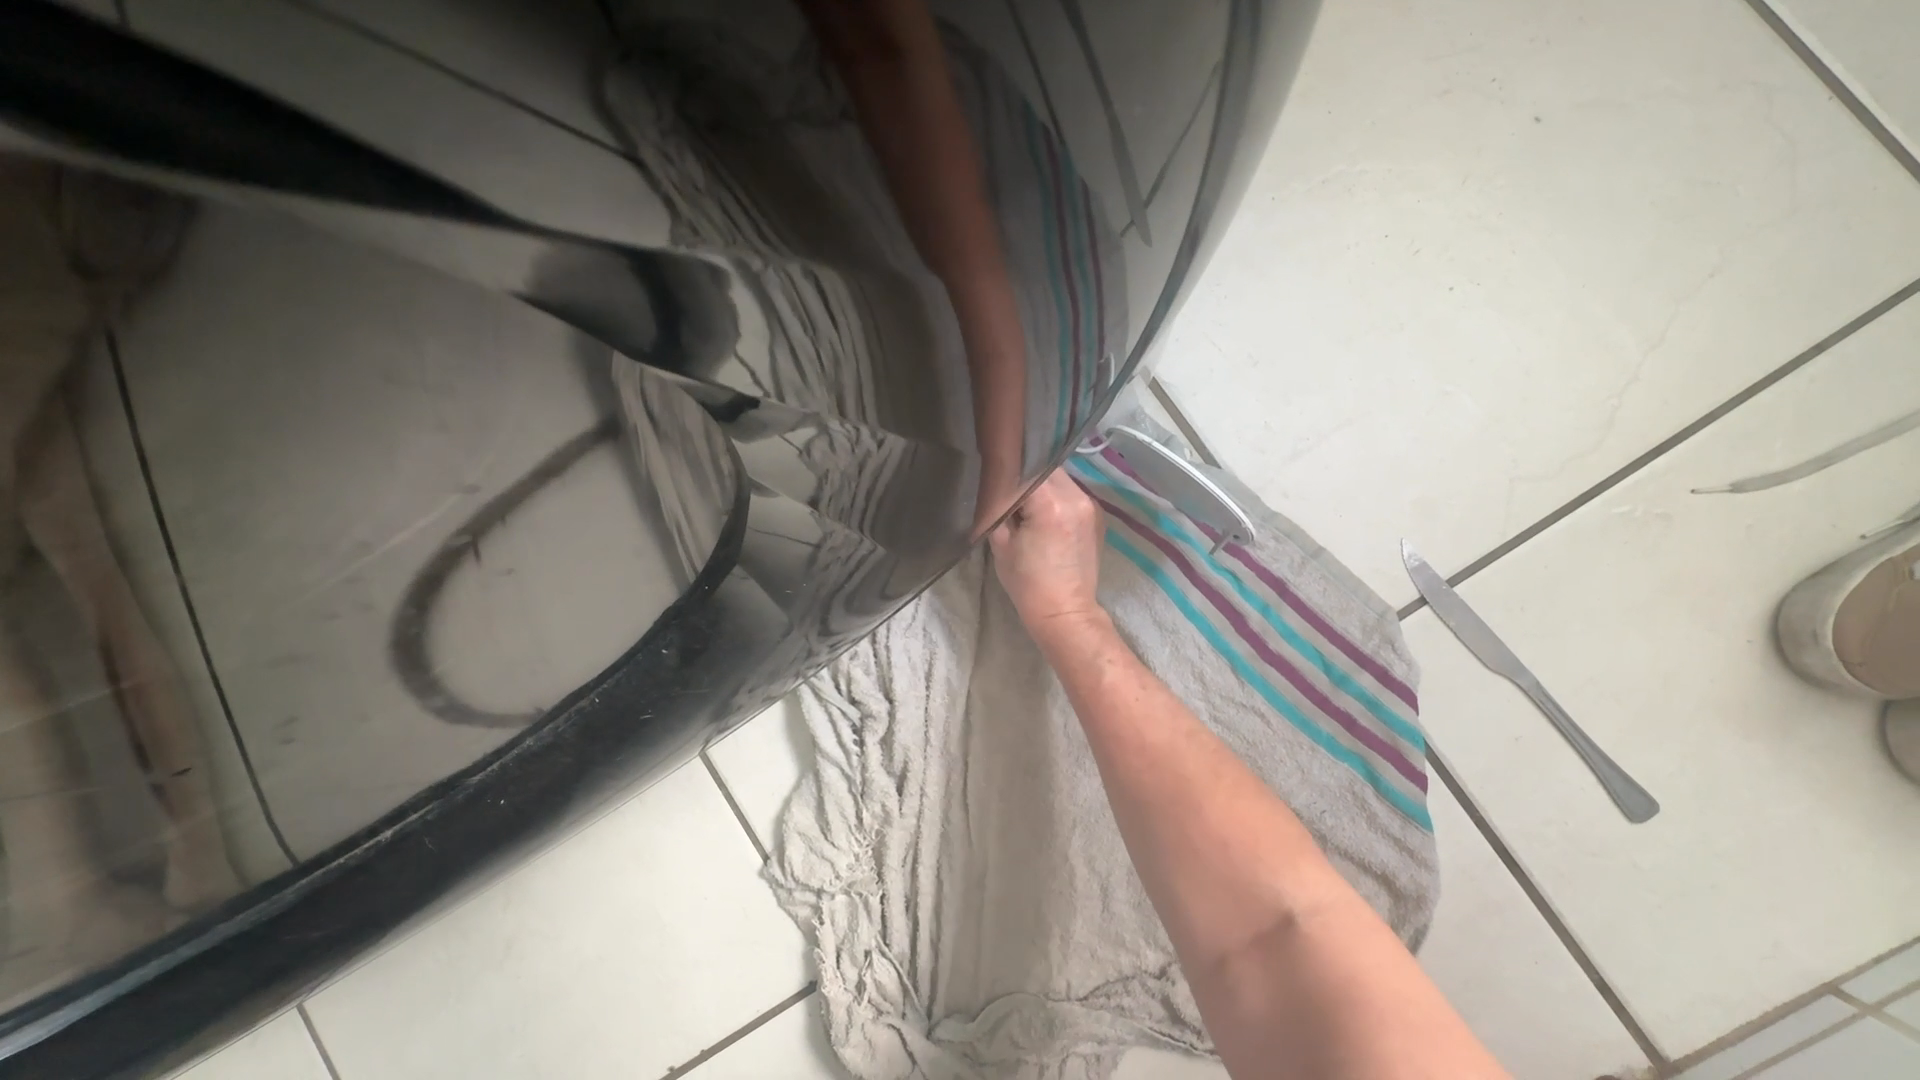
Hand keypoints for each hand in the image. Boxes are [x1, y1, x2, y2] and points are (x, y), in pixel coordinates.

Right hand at [989, 469, 1104, 634]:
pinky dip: (1057, 495)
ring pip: (1061, 478)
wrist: (1065, 611)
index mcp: (1050, 503)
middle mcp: (1076, 497)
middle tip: (1009, 490)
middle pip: (1045, 468)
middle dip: (1026, 475)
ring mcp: (1090, 505)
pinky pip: (1072, 492)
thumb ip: (999, 509)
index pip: (1024, 469)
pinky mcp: (1097, 515)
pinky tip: (1045, 512)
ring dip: (1043, 484)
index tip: (994, 479)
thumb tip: (996, 488)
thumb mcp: (1001, 543)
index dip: (1007, 472)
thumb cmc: (1028, 583)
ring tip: (1027, 503)